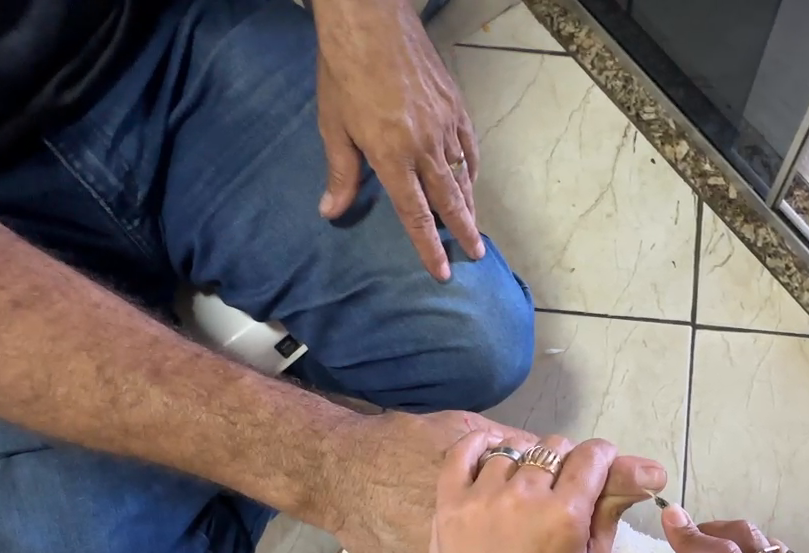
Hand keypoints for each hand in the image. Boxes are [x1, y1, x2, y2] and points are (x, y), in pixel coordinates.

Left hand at [314, 0, 481, 280]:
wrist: (370, 19)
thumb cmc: (345, 71)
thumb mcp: (334, 125)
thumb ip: (341, 173)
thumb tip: (331, 212)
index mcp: (393, 158)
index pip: (415, 215)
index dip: (428, 247)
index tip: (442, 271)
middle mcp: (424, 149)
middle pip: (450, 202)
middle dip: (464, 232)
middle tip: (477, 254)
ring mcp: (444, 127)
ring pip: (463, 177)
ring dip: (470, 206)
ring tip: (474, 227)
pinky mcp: (455, 108)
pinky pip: (469, 148)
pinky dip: (471, 169)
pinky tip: (471, 180)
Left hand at [425, 433, 634, 552]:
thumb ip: (609, 517)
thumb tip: (644, 477)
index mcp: (566, 515)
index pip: (592, 457)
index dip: (603, 455)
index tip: (602, 463)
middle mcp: (526, 496)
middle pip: (555, 448)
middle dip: (568, 458)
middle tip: (565, 480)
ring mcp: (483, 496)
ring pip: (513, 450)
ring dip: (527, 458)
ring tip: (528, 478)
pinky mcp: (450, 502)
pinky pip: (464, 453)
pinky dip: (480, 445)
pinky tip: (492, 452)